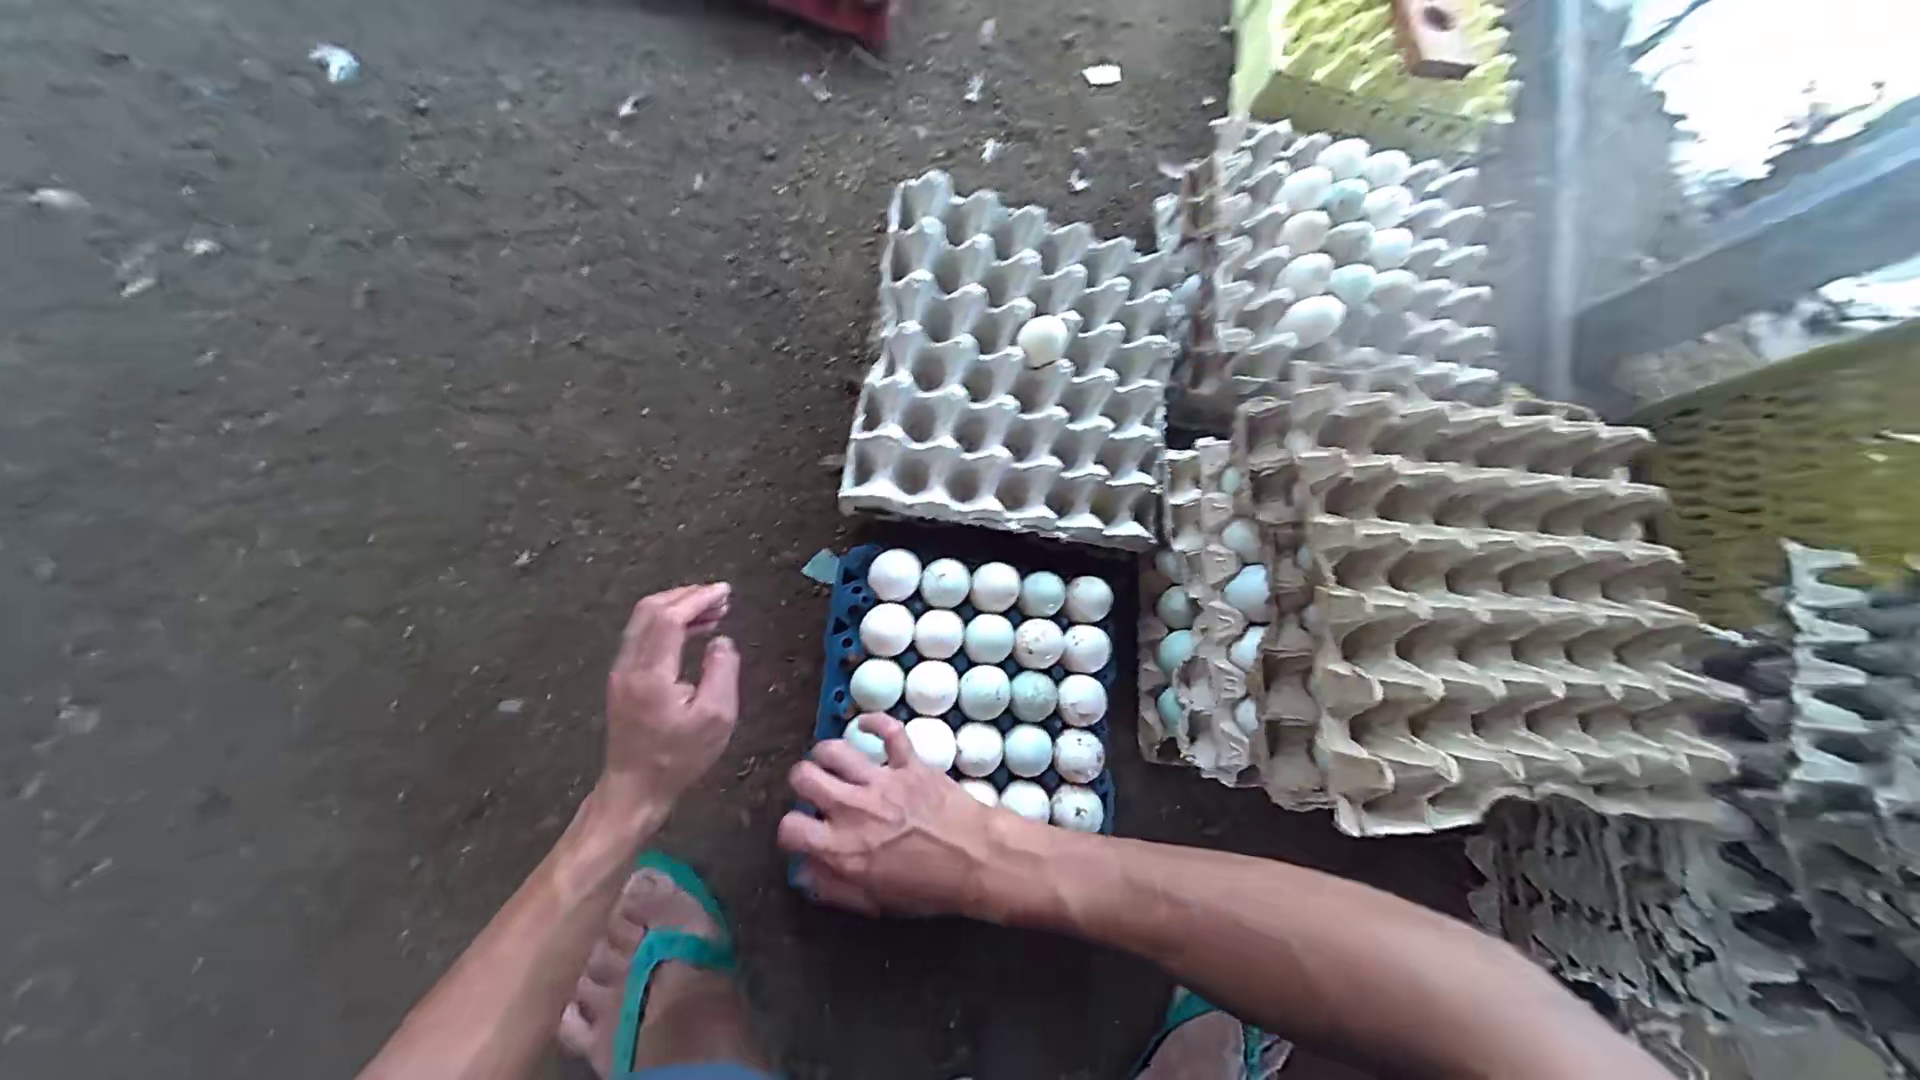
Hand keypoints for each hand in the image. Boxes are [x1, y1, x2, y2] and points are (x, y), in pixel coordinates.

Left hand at [601, 583, 739, 813]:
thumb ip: (723, 671)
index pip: (669, 618)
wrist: (635, 789)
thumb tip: (721, 640)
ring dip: (678, 607)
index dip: (698, 599)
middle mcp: (629, 666)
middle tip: (721, 598)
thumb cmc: (679, 757)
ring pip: (644, 620)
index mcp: (651, 674)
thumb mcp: (717, 717)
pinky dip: (668, 622)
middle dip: (687, 596)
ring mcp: (621, 671)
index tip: (725, 593)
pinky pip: (643, 635)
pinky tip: (693, 630)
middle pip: (651, 610)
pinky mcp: (622, 679)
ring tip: (714, 611)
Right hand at [777, 715, 1013, 916]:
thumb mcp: (876, 903)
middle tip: (815, 790)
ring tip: (833, 762)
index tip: (804, 830)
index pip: (790, 828)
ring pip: (834, 750)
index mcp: (842, 849)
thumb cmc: (929, 888)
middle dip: (802, 782)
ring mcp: (881, 782)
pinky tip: (864, 725)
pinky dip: (873, 722)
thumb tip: (805, 871)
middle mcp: (854, 810)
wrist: (977, 859)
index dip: (791, 829)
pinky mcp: (908, 763)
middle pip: (804, 778)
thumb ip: (835, 887)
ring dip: (826, 754)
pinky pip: (887, 730)